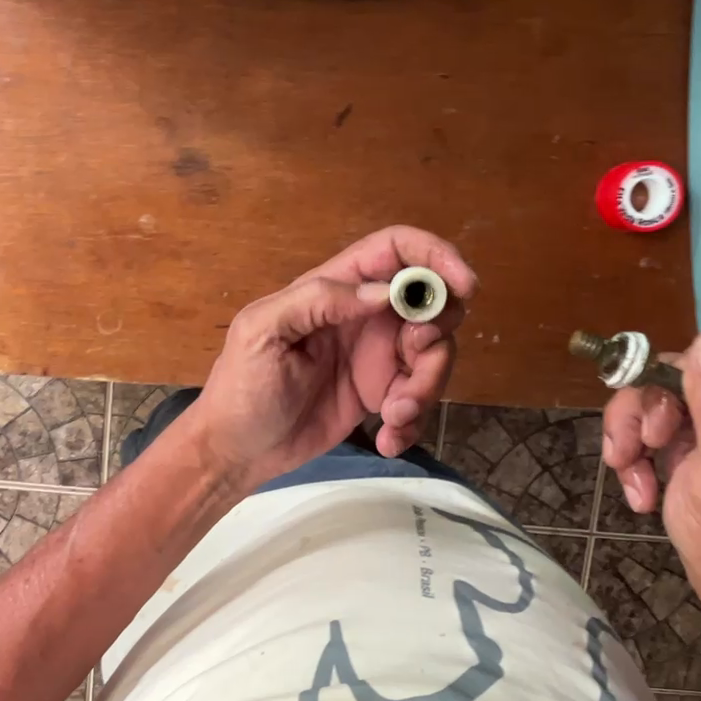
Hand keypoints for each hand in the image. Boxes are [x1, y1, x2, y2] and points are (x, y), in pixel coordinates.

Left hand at [177, 227, 477, 490]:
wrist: (236, 451)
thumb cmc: (241, 386)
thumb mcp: (262, 332)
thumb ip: (316, 300)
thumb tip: (383, 293)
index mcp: (333, 287)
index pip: (395, 250)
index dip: (434, 256)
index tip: (463, 286)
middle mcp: (362, 315)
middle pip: (429, 303)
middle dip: (436, 333)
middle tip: (412, 364)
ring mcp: (375, 356)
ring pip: (433, 353)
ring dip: (425, 386)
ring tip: (392, 417)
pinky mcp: (381, 394)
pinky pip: (420, 396)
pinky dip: (415, 420)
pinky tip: (387, 439)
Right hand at [600, 328, 700, 635]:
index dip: (670, 393)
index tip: (650, 439)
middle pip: (686, 376)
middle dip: (644, 419)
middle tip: (628, 459)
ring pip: (667, 395)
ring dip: (636, 438)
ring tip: (635, 482)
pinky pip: (668, 418)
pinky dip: (646, 450)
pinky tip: (645, 485)